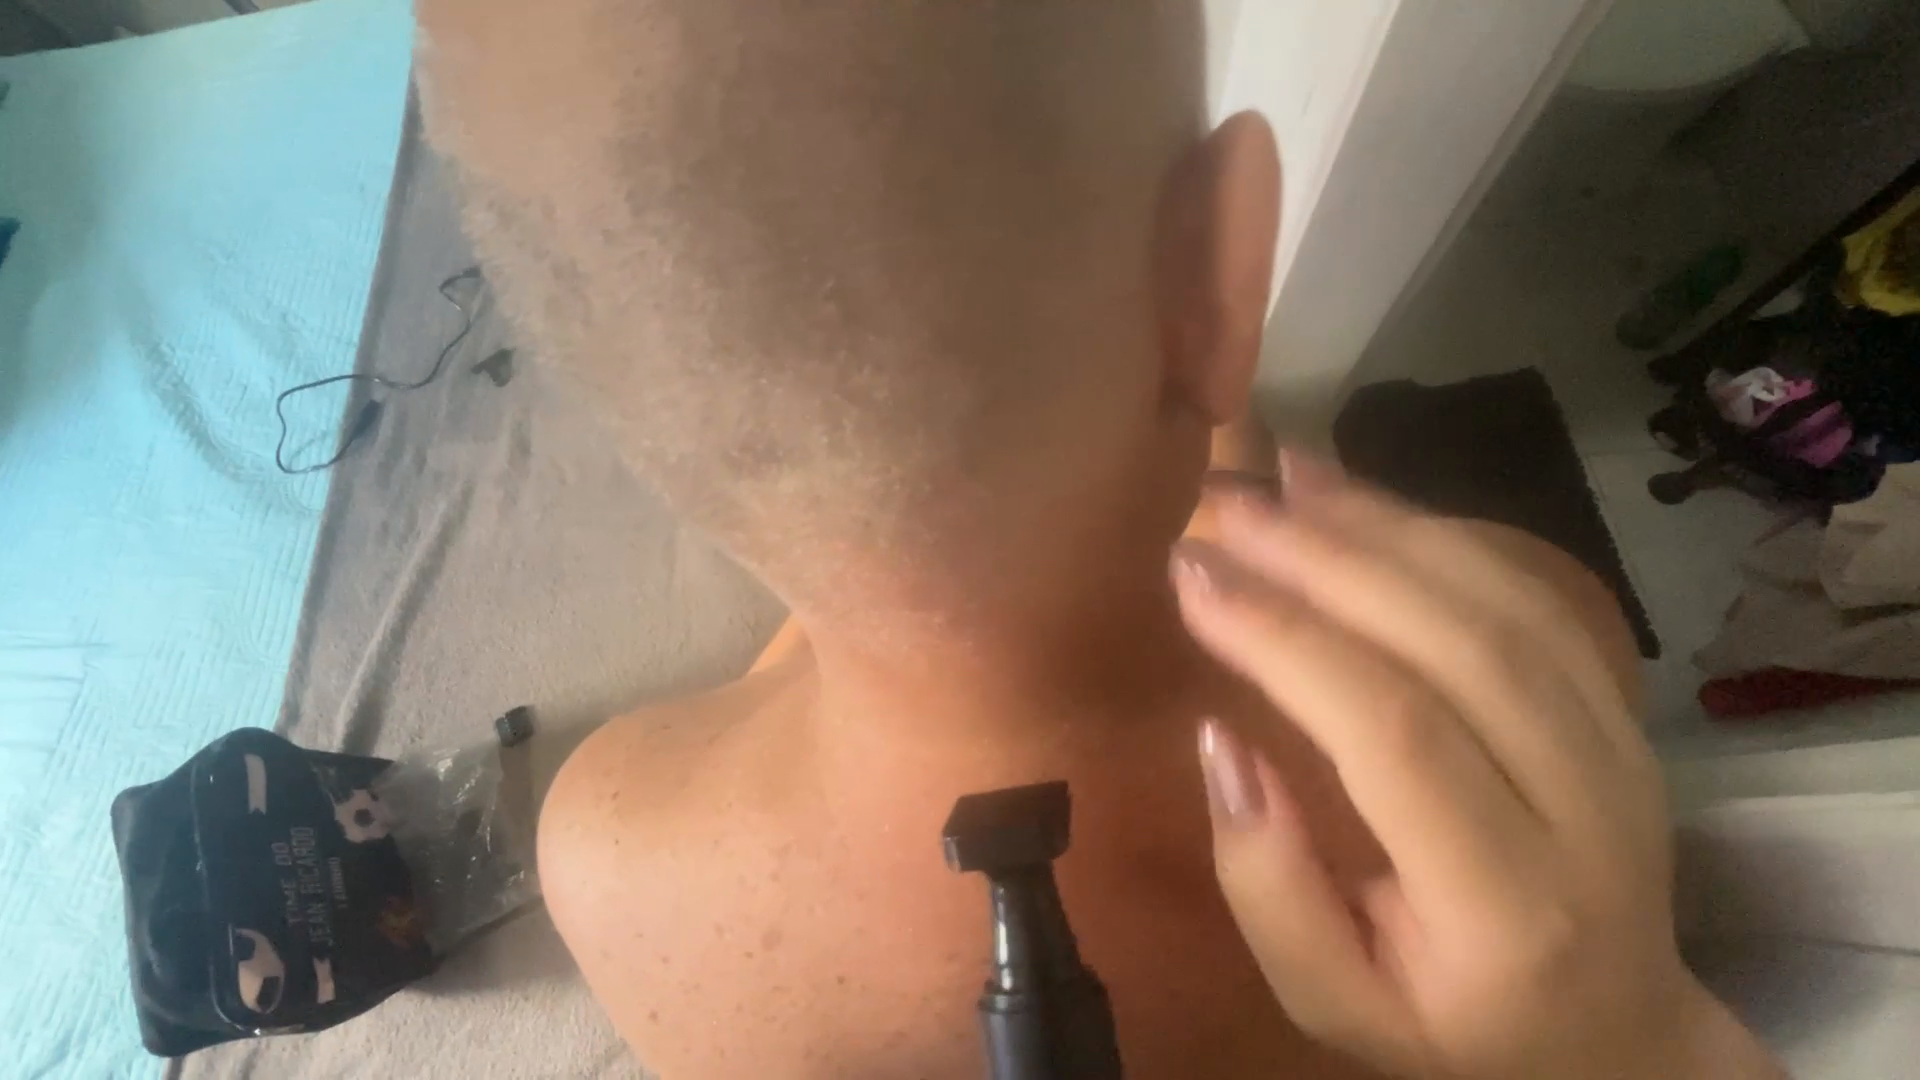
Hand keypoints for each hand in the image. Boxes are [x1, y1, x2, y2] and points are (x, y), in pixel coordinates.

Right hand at [1170, 458, 1781, 1079]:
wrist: (1611, 1034)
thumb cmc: (1444, 1021)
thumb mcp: (1329, 998)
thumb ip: (1265, 882)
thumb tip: (1220, 740)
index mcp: (1508, 902)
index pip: (1390, 730)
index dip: (1282, 639)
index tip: (1190, 576)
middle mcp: (1586, 807)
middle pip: (1457, 641)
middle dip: (1324, 556)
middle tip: (1223, 506)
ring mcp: (1618, 745)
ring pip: (1501, 599)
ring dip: (1378, 522)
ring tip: (1279, 476)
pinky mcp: (1612, 707)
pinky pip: (1526, 591)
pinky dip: (1433, 529)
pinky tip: (1354, 494)